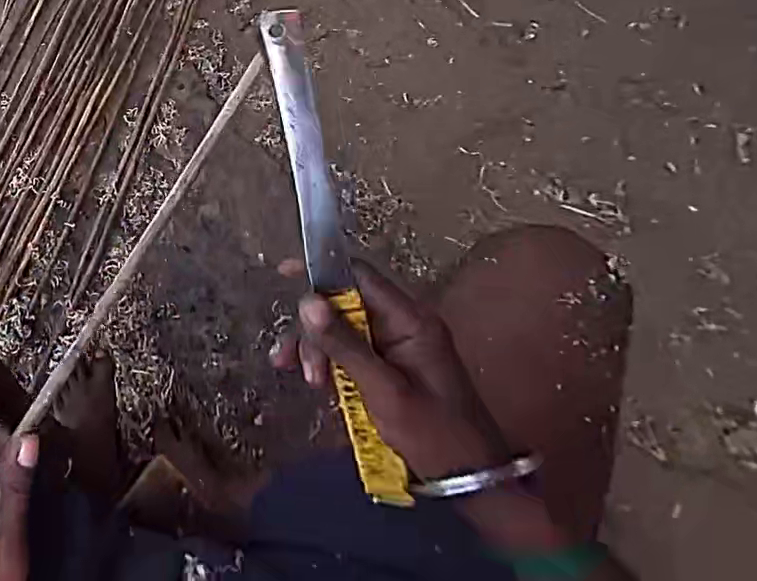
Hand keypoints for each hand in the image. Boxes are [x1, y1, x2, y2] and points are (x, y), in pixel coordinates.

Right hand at [270, 259, 509, 479]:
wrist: (473, 485)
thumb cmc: (434, 435)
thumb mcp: (385, 391)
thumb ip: (345, 345)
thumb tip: (306, 301)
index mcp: (409, 318)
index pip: (358, 276)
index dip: (320, 271)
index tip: (284, 273)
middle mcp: (400, 322)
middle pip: (342, 303)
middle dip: (316, 331)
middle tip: (305, 368)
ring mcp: (394, 343)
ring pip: (339, 327)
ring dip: (317, 350)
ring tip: (310, 382)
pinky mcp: (387, 364)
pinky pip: (348, 349)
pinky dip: (328, 362)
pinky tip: (314, 381)